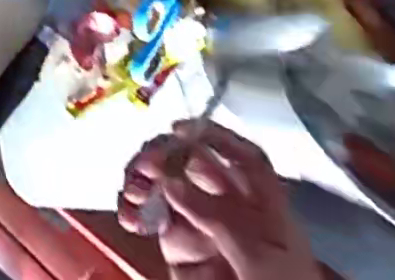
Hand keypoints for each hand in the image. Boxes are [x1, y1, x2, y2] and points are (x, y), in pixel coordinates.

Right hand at [118, 123, 320, 279]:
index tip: (180, 129)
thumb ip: (222, 224)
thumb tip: (171, 182)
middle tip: (143, 167)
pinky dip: (129, 207)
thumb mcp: (263, 268)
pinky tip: (129, 221)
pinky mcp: (173, 242)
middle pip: (191, 160)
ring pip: (160, 178)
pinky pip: (143, 210)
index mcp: (265, 214)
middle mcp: (230, 211)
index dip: (218, 137)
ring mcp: (198, 225)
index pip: (247, 160)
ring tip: (130, 194)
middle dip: (162, 155)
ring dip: (138, 176)